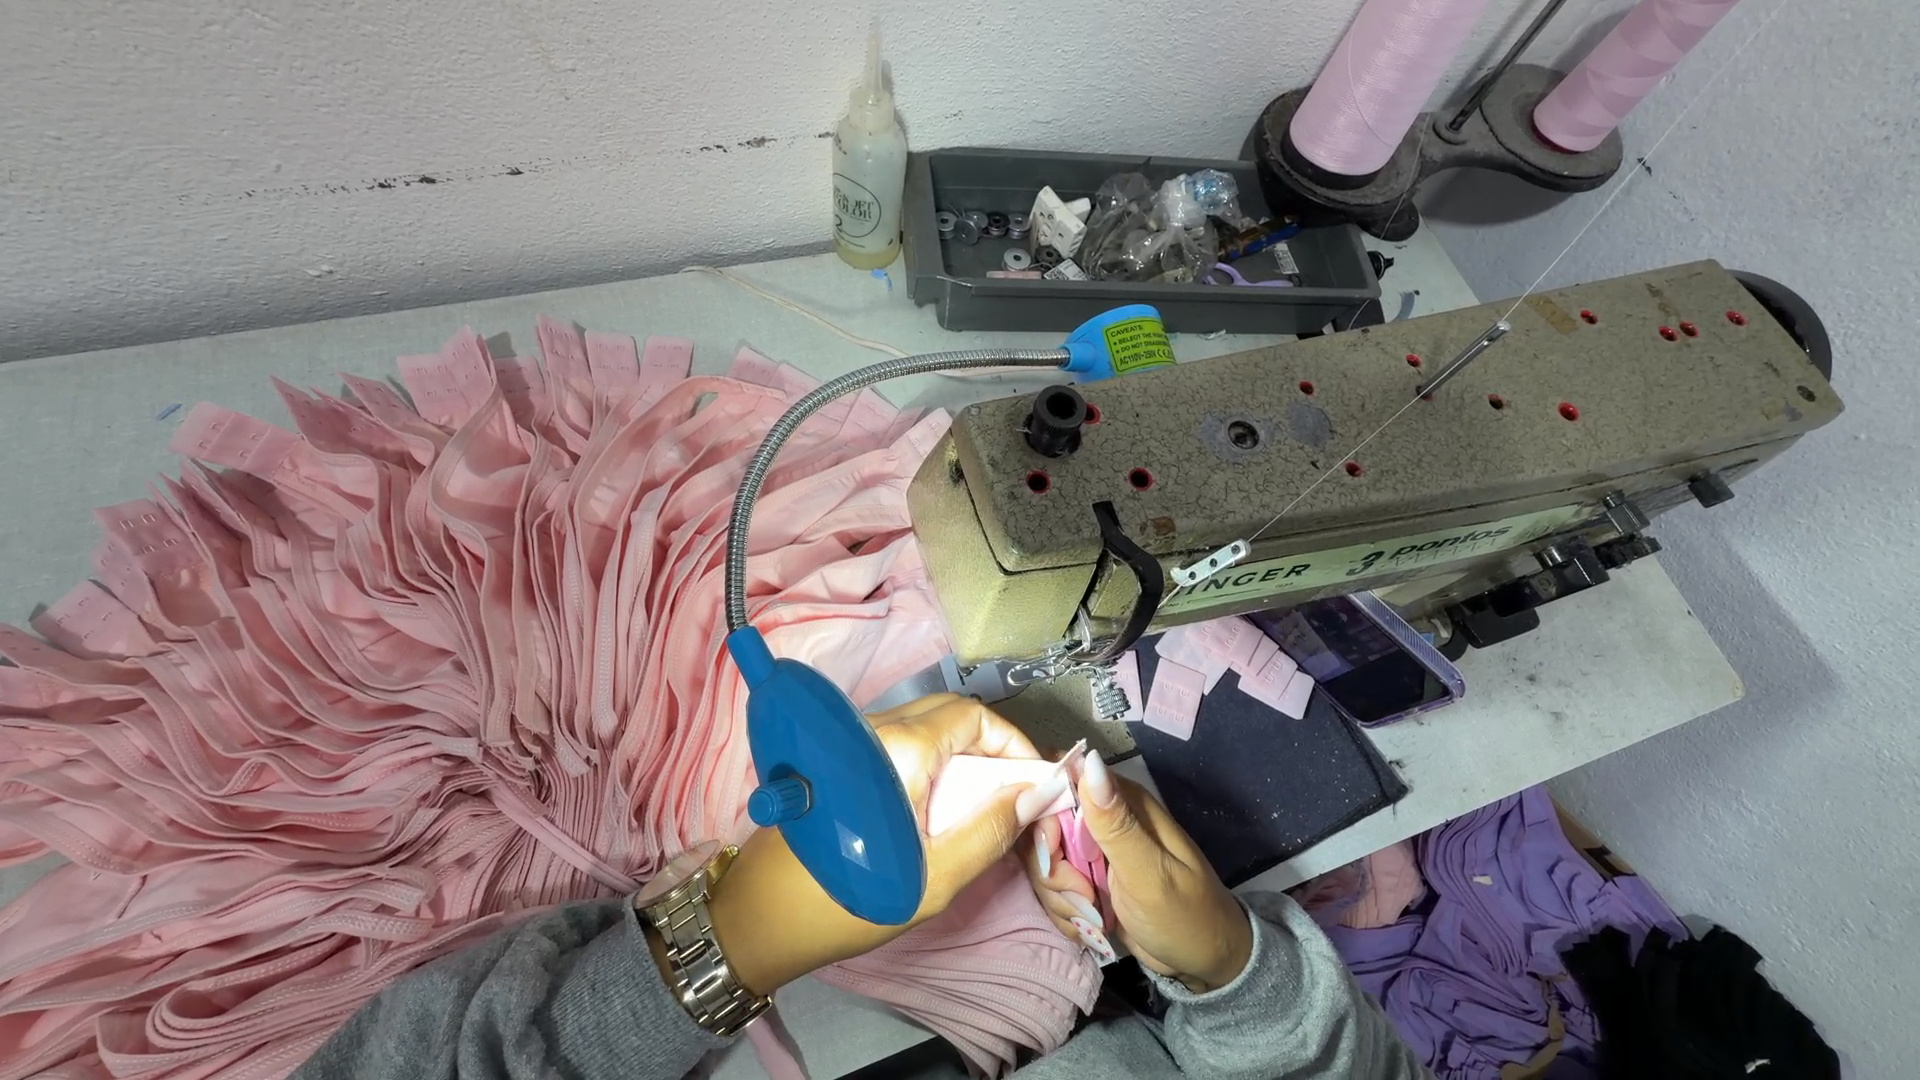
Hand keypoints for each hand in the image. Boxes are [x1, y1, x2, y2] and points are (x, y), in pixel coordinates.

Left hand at [705, 695, 1060, 994]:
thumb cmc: (852, 899)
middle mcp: (877, 728)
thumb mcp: (935, 878)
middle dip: (991, 747)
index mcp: (902, 748)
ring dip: (961, 754)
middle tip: (1010, 795)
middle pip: (952, 714)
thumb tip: (1037, 793)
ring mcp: (856, 739)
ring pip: (927, 725)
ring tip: (977, 804)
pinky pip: (902, 740)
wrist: (764, 915)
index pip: (976, 717)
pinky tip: (935, 805)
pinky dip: (933, 760)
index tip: (1033, 783)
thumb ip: (990, 830)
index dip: (1014, 743)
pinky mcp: (843, 756)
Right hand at [1025, 753, 1253, 992]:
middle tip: (1082, 896)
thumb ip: (1115, 822)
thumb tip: (1089, 758)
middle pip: (1043, 824)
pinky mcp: (1086, 875)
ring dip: (1059, 894)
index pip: (1058, 782)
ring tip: (1092, 916)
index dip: (1043, 813)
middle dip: (1052, 867)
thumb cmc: (1187, 917)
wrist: (1205, 963)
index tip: (1053, 853)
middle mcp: (1103, 816)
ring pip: (1044, 857)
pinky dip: (1063, 907)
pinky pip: (1053, 882)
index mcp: (1121, 800)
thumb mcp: (1150, 874)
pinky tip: (1089, 924)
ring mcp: (1092, 847)